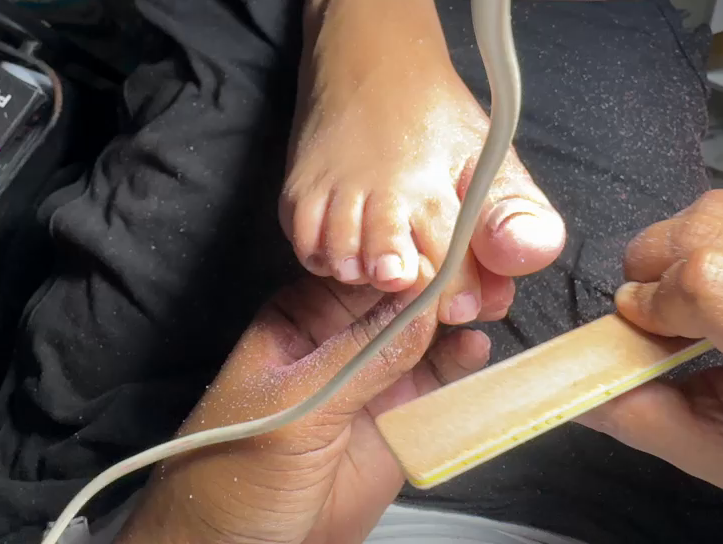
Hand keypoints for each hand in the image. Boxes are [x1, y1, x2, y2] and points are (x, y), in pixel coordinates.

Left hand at [119, 279, 490, 543]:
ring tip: (486, 309)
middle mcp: (345, 337)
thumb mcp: (297, 404)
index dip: (405, 262)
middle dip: (439, 289)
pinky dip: (459, 368)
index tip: (448, 252)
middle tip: (478, 281)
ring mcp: (372, 380)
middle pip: (401, 302)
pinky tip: (476, 352)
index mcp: (307, 313)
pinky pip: (433, 389)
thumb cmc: (236, 470)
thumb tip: (421, 304)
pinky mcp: (395, 423)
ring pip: (425, 340)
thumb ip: (362, 356)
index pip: (364, 274)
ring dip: (455, 324)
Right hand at [281, 0, 564, 321]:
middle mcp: (380, 195)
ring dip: (367, 274)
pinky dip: (325, 256)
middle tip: (424, 263)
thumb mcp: (490, 154)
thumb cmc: (434, 113)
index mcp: (435, 189)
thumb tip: (528, 257)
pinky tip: (350, 237)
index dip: (463, 295)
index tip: (468, 288)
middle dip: (418, 287)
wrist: (371, 53)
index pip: (449, 281)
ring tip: (386, 249)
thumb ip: (514, 212)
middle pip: (395, 281)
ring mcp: (333, 194)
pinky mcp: (296, 191)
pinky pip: (305, 250)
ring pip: (345, 272)